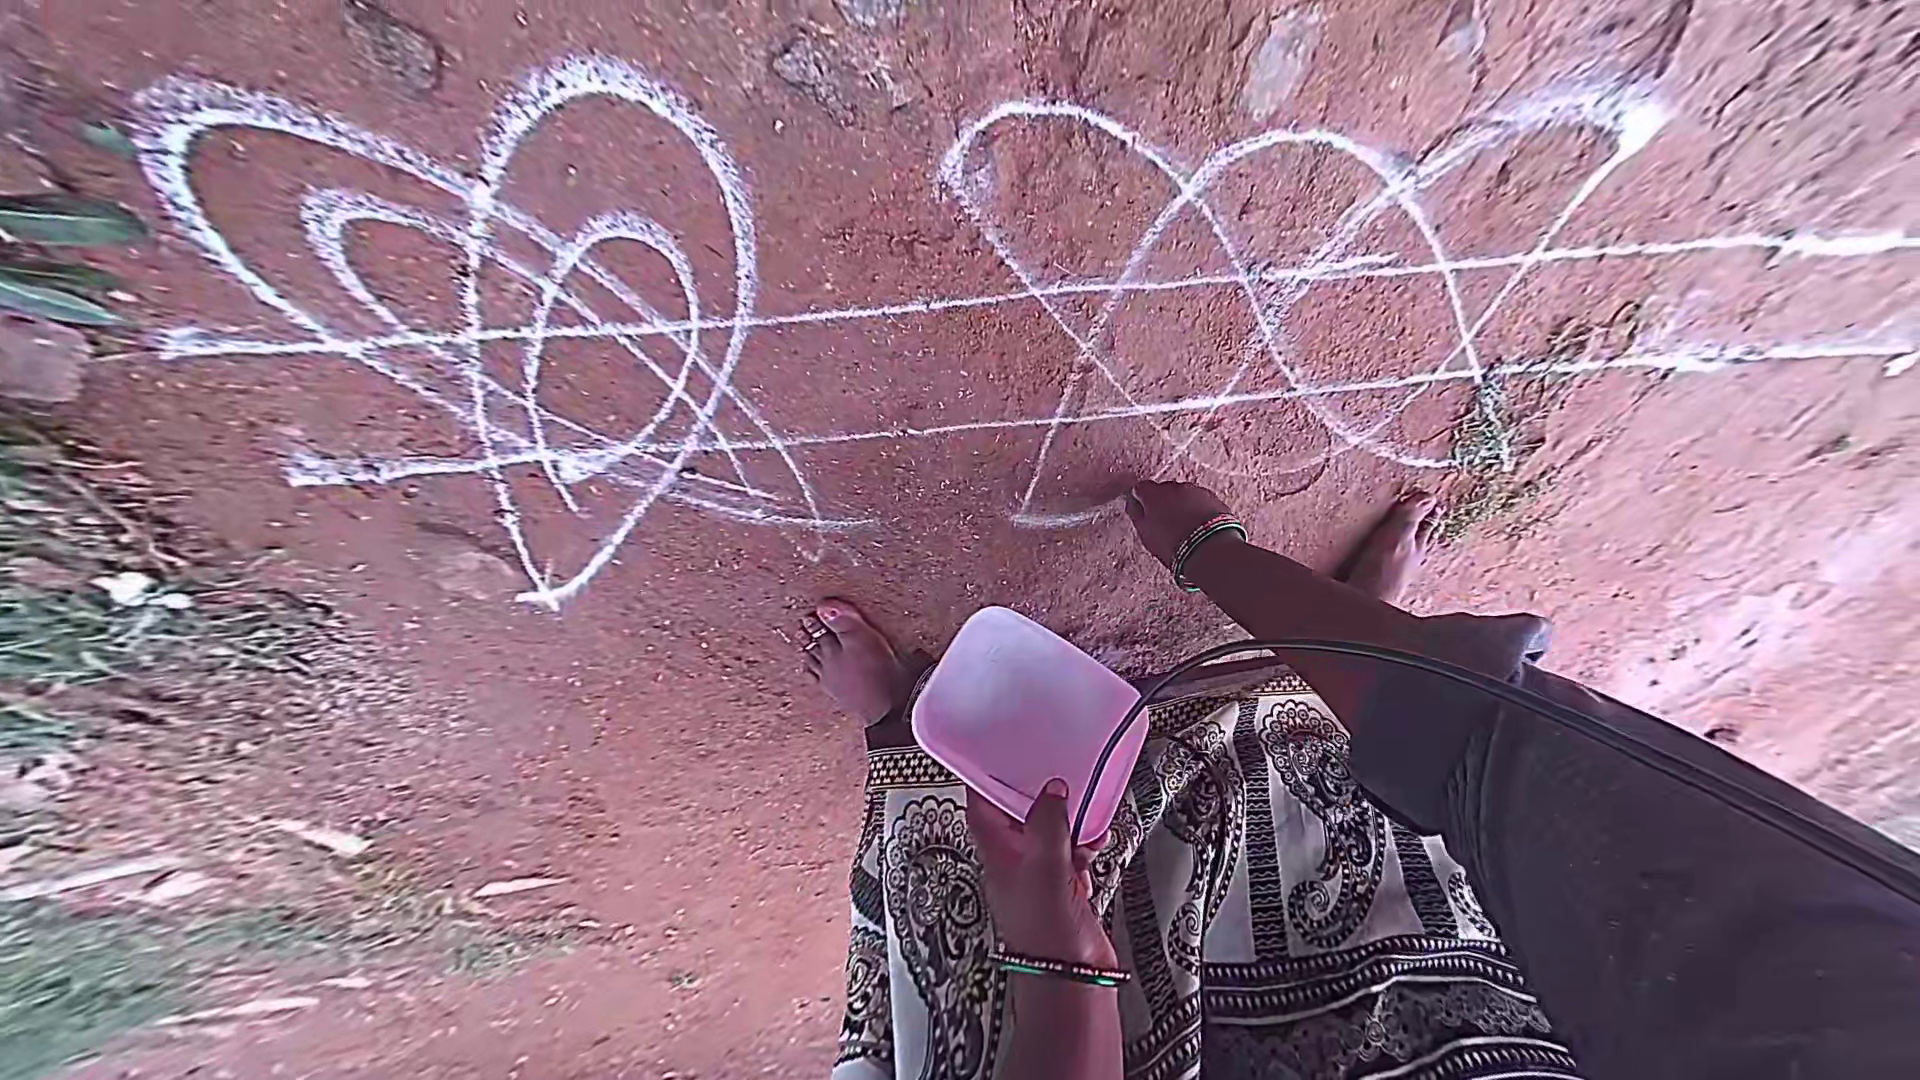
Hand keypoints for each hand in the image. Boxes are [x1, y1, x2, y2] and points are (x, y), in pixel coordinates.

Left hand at [966, 779, 1117, 967]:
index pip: (982, 804)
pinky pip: (1070, 853)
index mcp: (997, 850)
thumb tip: (1052, 789)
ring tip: (1084, 817)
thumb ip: (1047, 821)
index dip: (988, 779)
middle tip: (1057, 780)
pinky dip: (1082, 844)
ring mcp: (1038, 873)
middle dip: (1039, 797)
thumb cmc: (1046, 931)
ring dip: (1067, 821)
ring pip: (1048, 831)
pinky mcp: (1062, 887)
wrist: (1073, 978)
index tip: (1002, 756)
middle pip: (1018, 814)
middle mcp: (1014, 859)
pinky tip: (1094, 844)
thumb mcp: (1045, 864)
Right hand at [1124, 480, 1236, 568]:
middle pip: (1164, 490)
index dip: (1141, 499)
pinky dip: (1197, 509)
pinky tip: (1197, 527)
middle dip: (1163, 502)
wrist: (1210, 549)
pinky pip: (1200, 501)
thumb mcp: (1145, 533)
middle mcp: (1174, 487)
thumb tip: (1133, 503)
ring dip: (1181, 506)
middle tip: (1164, 523)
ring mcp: (1195, 491)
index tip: (1142, 509)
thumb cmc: (1175, 544)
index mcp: (1153, 494)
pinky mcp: (1213, 498)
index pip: (1141, 488)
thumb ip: (1136, 514)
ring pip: (1183, 495)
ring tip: (1182, 528)